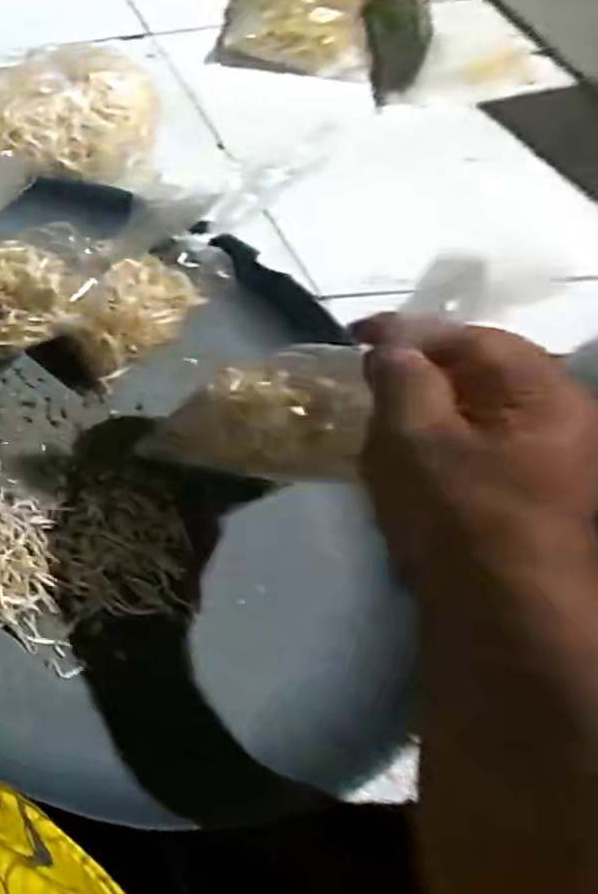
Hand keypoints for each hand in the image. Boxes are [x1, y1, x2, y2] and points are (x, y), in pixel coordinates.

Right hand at [357, 314, 597, 576]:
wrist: (497, 591)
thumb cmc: (453, 507)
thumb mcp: (411, 437)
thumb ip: (403, 381)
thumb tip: (392, 346)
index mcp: (546, 399)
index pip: (478, 340)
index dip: (414, 329)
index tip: (354, 334)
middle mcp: (565, 416)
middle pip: (491, 363)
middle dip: (426, 354)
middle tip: (366, 359)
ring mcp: (555, 449)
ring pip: (487, 394)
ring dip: (433, 384)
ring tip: (381, 390)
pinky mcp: (532, 475)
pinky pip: (485, 423)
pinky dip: (443, 413)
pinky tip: (408, 427)